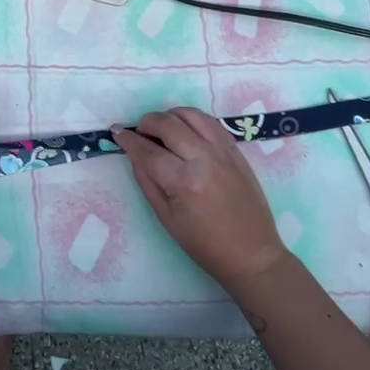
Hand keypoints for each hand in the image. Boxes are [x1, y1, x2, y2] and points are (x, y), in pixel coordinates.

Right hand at [112, 107, 287, 287]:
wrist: (252, 255)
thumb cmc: (205, 244)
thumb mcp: (166, 218)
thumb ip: (146, 181)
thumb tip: (134, 154)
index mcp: (184, 182)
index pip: (147, 150)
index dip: (128, 139)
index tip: (117, 133)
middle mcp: (204, 159)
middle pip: (167, 124)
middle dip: (145, 123)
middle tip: (139, 133)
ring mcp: (223, 152)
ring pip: (189, 114)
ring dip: (169, 116)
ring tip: (162, 129)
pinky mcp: (236, 150)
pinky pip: (210, 121)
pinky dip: (192, 119)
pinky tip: (185, 131)